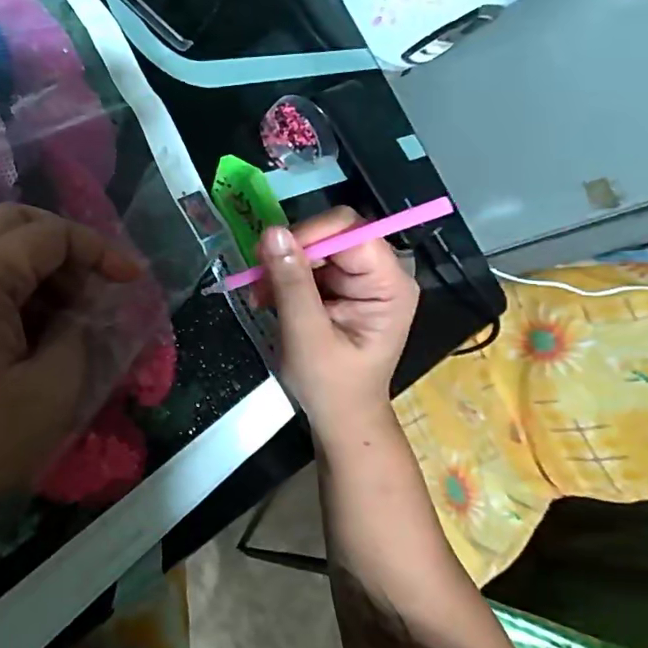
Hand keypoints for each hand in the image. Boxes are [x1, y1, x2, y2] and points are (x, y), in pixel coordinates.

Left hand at [0, 205, 143, 528]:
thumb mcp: (49, 391)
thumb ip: (78, 336)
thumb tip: (83, 314)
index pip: (49, 233)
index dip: (98, 250)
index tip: (133, 282)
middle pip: (16, 224)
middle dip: (66, 245)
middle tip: (98, 287)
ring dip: (43, 269)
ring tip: (78, 315)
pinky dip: (20, 291)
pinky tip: (44, 332)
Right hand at [256, 207, 418, 417]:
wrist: (339, 415)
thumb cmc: (330, 383)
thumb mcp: (306, 334)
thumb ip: (291, 282)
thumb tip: (273, 232)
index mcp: (388, 285)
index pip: (353, 231)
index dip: (312, 233)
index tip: (271, 254)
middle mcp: (380, 274)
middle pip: (332, 235)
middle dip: (291, 252)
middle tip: (258, 279)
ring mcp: (360, 280)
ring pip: (314, 248)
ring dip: (281, 267)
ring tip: (261, 296)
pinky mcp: (341, 288)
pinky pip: (308, 265)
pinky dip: (283, 277)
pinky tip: (268, 299)